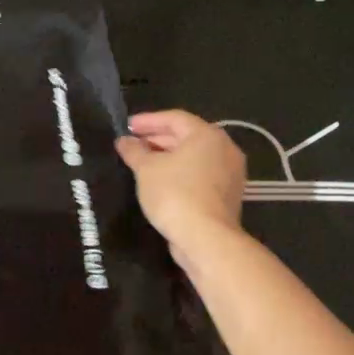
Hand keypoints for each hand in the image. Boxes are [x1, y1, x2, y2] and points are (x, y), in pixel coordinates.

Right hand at [114, 109, 245, 262]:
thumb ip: (134, 150)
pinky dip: (180, 171)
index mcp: (207, 135)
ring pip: (194, 156)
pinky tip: (160, 180)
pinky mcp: (227, 193)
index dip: (148, 120)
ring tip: (142, 162)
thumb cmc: (174, 193)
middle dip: (157, 138)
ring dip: (168, 156)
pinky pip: (200, 172)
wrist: (205, 236)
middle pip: (186, 136)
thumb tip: (124, 141)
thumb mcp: (146, 169)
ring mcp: (229, 172)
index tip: (126, 126)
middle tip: (132, 144)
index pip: (174, 118)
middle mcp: (224, 148)